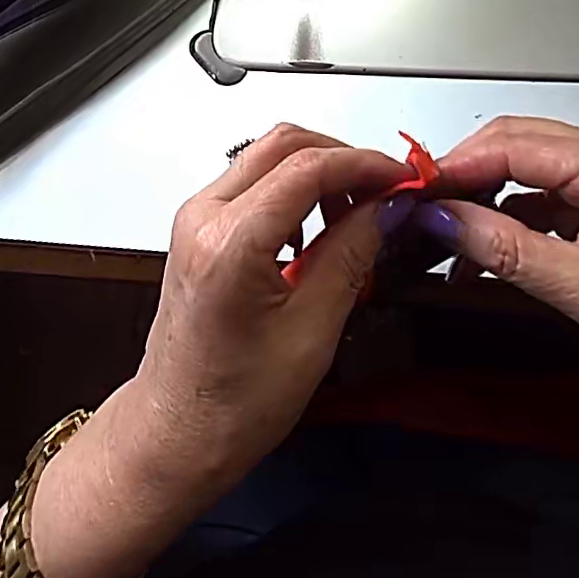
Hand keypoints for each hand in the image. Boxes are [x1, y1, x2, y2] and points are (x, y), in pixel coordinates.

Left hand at [133, 123, 414, 481]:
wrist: (176, 434)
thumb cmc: (230, 403)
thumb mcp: (313, 330)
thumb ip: (353, 252)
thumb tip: (387, 205)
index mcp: (228, 244)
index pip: (309, 168)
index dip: (366, 165)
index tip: (402, 179)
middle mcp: (204, 217)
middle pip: (286, 144)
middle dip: (345, 158)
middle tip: (386, 190)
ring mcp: (199, 217)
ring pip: (272, 156)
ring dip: (323, 172)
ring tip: (357, 214)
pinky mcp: (203, 226)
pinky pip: (259, 180)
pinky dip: (299, 188)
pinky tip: (322, 226)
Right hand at [414, 117, 578, 453]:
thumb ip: (508, 249)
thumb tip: (445, 218)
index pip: (515, 142)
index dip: (457, 164)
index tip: (415, 193)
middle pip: (521, 146)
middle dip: (468, 175)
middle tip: (425, 211)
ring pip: (534, 173)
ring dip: (490, 198)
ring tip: (451, 234)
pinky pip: (553, 200)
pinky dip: (517, 220)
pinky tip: (492, 248)